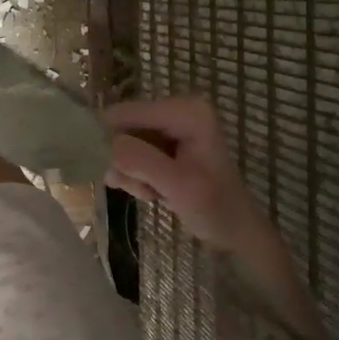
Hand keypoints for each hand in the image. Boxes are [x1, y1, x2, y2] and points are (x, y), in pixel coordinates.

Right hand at [105, 97, 272, 252]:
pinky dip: (133, 175)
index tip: (128, 175)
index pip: (122, 115)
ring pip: (118, 144)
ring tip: (155, 191)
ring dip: (129, 173)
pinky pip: (125, 153)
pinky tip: (153, 189)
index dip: (114, 145)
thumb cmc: (215, 208)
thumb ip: (142, 162)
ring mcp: (164, 126)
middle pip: (119, 128)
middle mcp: (172, 109)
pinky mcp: (158, 141)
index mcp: (184, 110)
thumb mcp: (180, 186)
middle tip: (148, 188)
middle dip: (125, 162)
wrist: (234, 229)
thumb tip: (104, 144)